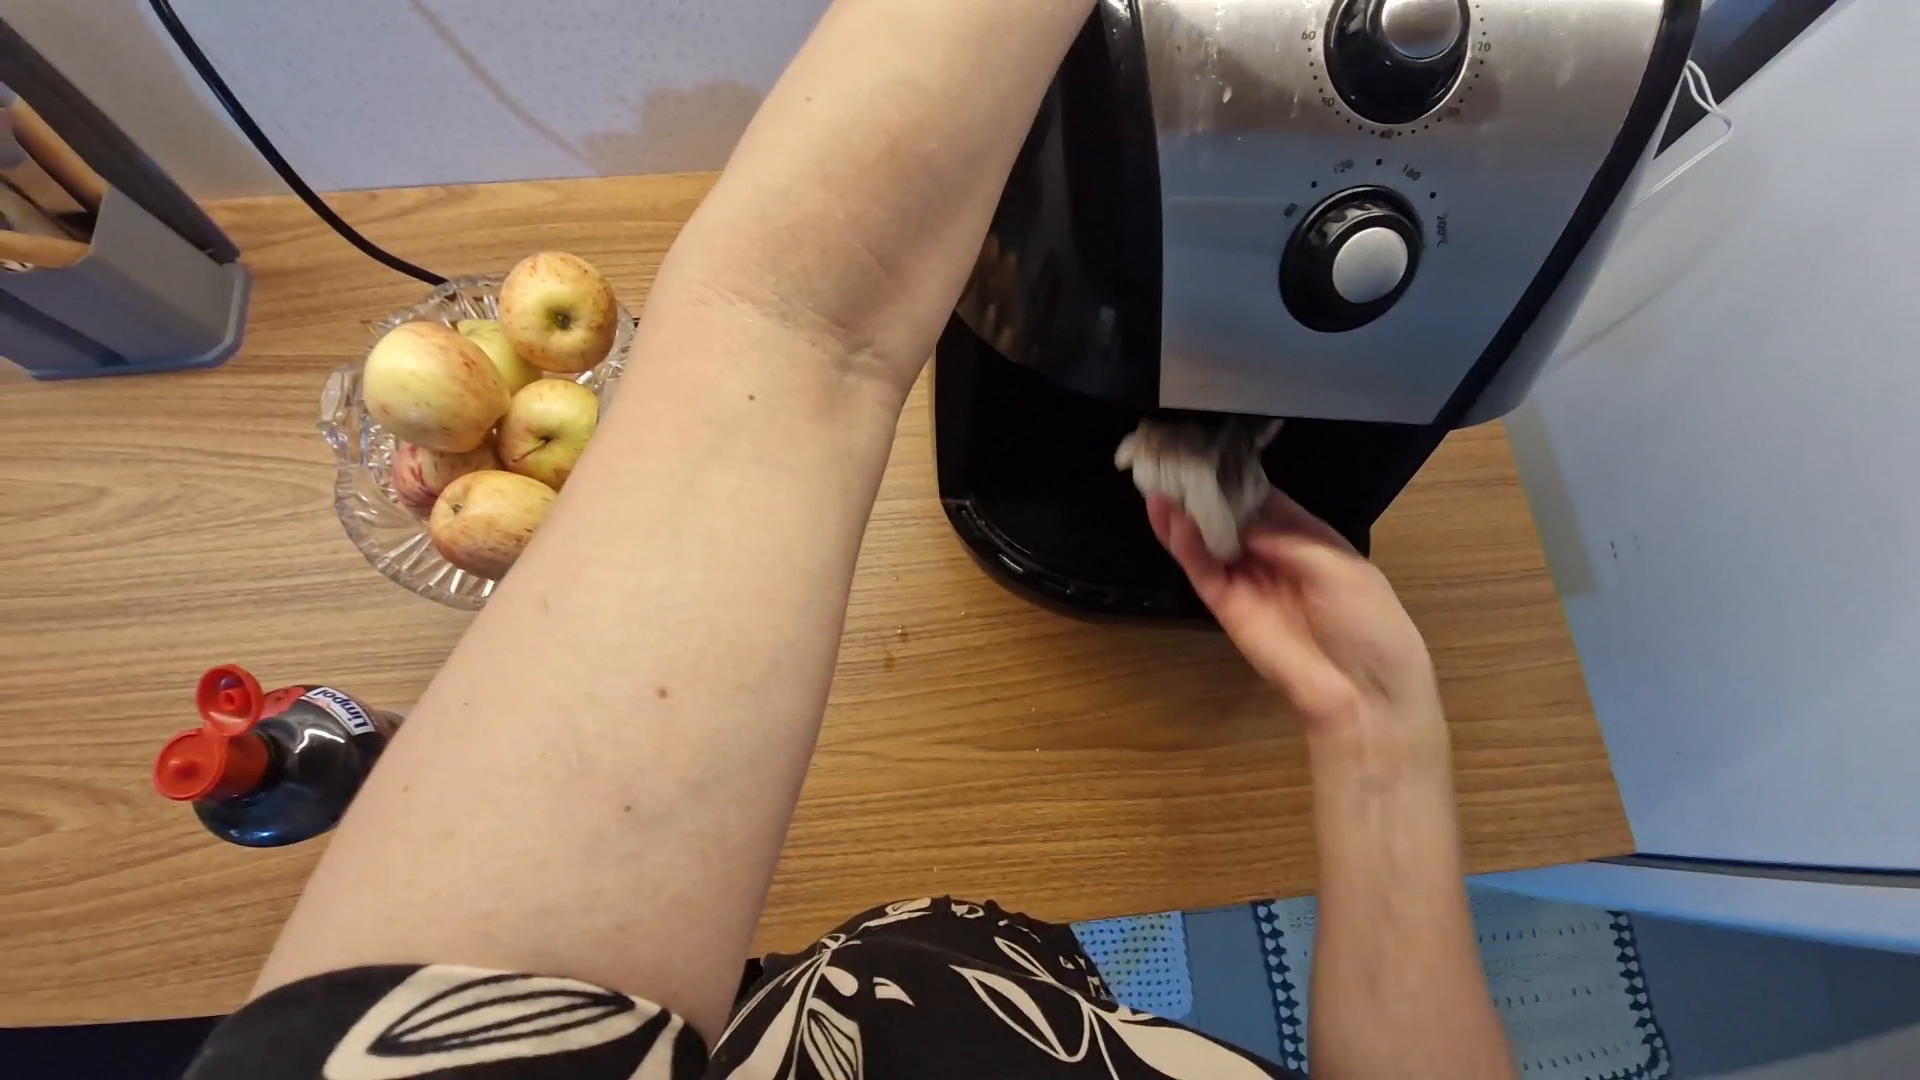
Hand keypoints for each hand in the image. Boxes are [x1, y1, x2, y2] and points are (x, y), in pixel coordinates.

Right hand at [1147, 492, 1444, 745]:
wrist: (1360, 691)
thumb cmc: (1366, 620)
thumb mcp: (1338, 566)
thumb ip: (1285, 536)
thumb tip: (1239, 517)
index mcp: (1307, 537)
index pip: (1264, 499)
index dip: (1237, 479)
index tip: (1209, 454)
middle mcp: (1272, 554)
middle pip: (1229, 518)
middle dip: (1204, 493)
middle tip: (1172, 465)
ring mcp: (1246, 581)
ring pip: (1207, 542)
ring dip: (1184, 517)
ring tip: (1160, 488)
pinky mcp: (1226, 606)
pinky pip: (1202, 570)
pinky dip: (1185, 547)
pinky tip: (1172, 521)